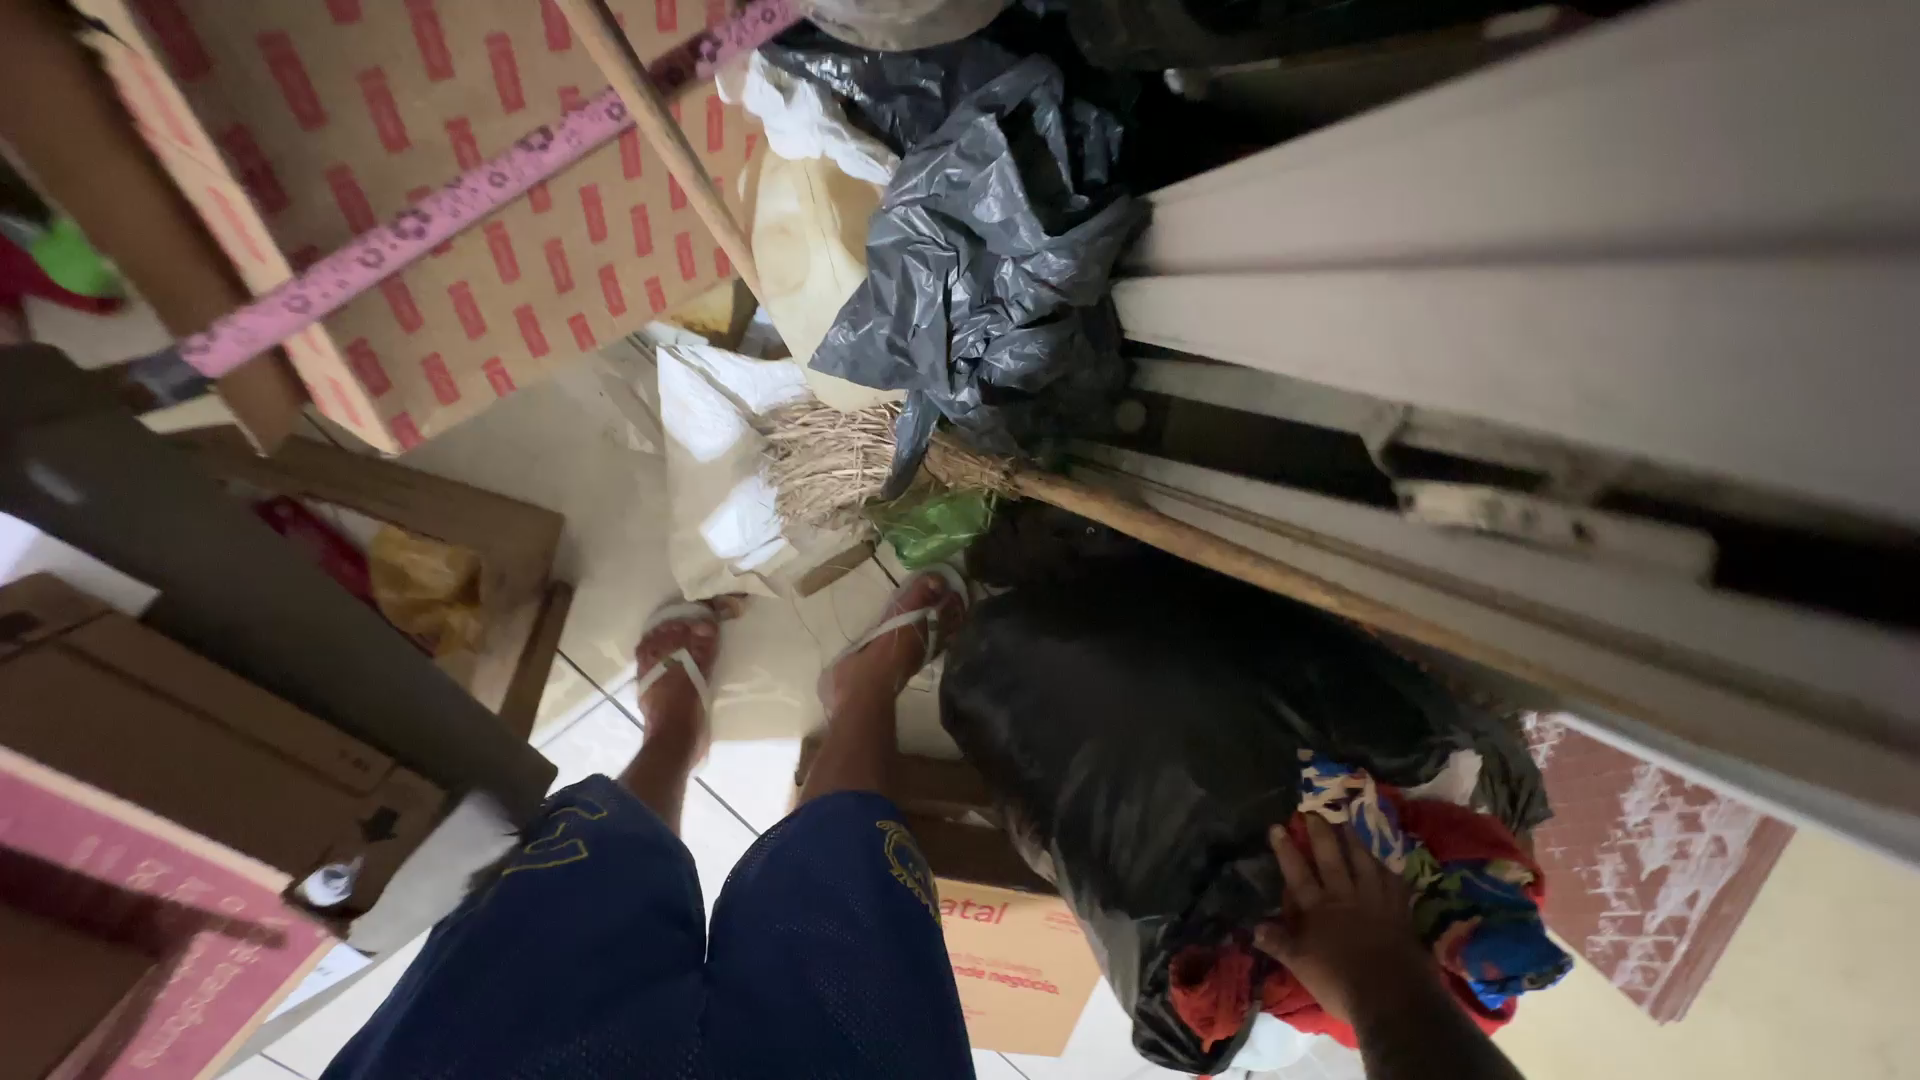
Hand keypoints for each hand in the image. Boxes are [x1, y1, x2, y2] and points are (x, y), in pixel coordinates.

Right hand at [1255, 815, 1431, 1025]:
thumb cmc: (1340, 982)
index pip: (1297, 872)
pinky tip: (1385, 862)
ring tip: (1347, 824)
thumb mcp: (1300, 966)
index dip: (1286, 849)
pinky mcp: (1400, 914)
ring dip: (1354, 842)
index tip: (1278, 826)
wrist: (1393, 999)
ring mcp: (1375, 902)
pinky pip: (1395, 884)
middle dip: (1320, 833)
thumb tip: (1254, 927)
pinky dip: (1388, 870)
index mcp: (1317, 909)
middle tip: (1313, 812)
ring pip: (1363, 864)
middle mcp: (1344, 897)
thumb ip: (1279, 943)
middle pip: (1331, 858)